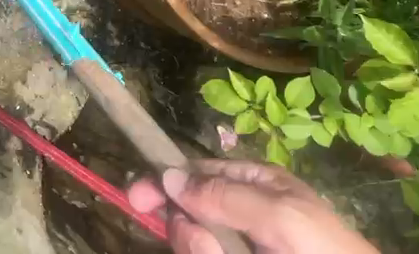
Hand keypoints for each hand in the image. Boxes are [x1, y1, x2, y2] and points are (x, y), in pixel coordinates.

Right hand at [127, 160, 378, 253]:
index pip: (194, 172)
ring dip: (199, 248)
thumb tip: (167, 176)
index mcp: (255, 185)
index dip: (162, 182)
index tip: (137, 199)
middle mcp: (244, 214)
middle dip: (186, 227)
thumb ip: (223, 195)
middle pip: (187, 211)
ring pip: (196, 243)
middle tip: (202, 247)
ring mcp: (242, 248)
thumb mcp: (281, 216)